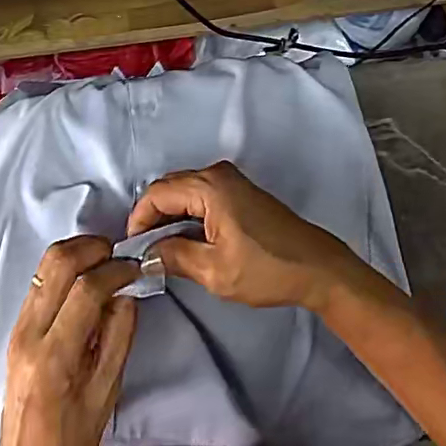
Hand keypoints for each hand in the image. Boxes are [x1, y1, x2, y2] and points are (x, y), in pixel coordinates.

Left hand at [1, 236, 139, 445]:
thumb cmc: (69, 434)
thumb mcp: (108, 386)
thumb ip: (121, 332)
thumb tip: (126, 292)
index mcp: (54, 356)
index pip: (87, 287)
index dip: (117, 269)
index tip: (134, 269)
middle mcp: (28, 337)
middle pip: (58, 262)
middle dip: (95, 247)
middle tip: (117, 255)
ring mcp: (17, 331)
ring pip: (45, 264)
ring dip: (79, 252)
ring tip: (103, 262)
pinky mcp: (15, 330)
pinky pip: (40, 280)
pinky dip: (66, 268)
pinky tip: (85, 278)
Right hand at [127, 161, 372, 312]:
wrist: (313, 265)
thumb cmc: (266, 268)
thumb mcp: (214, 270)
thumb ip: (175, 256)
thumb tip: (147, 253)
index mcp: (211, 187)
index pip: (157, 193)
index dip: (138, 221)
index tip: (132, 252)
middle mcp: (219, 174)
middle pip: (169, 187)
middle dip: (152, 217)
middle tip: (143, 254)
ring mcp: (232, 181)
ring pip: (184, 191)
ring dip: (169, 217)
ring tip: (162, 253)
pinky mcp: (240, 192)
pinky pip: (201, 195)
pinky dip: (187, 215)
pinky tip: (185, 243)